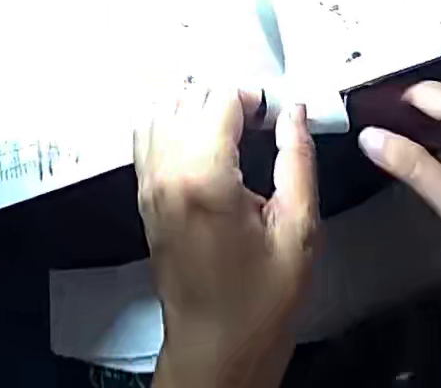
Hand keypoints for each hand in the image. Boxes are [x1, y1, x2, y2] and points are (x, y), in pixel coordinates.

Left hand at [135, 87, 318, 387]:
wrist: (214, 347)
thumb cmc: (261, 299)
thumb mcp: (298, 231)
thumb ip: (297, 161)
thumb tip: (294, 112)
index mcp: (205, 174)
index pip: (219, 98)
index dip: (250, 97)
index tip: (271, 114)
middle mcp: (167, 167)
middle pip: (189, 94)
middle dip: (225, 98)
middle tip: (256, 122)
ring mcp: (148, 177)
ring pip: (162, 105)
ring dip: (195, 104)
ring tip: (227, 128)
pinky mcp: (142, 189)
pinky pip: (145, 130)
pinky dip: (169, 119)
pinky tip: (196, 137)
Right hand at [357, 81, 440, 309]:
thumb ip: (412, 166)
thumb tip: (367, 134)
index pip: (424, 93)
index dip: (389, 104)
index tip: (357, 118)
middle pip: (436, 104)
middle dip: (401, 118)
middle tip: (365, 136)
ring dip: (417, 134)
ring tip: (381, 148)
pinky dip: (437, 148)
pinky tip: (416, 164)